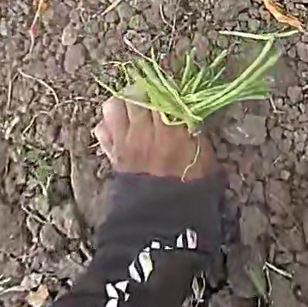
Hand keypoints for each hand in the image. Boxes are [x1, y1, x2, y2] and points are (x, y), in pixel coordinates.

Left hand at [94, 98, 213, 181]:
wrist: (161, 218)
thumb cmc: (190, 188)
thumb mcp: (205, 157)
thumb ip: (196, 132)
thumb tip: (191, 115)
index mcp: (172, 126)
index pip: (163, 92)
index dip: (165, 88)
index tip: (170, 89)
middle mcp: (144, 128)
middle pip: (136, 94)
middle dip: (143, 91)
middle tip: (151, 95)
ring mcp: (124, 140)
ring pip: (114, 105)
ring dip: (123, 103)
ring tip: (132, 107)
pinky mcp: (112, 153)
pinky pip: (102, 128)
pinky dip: (108, 124)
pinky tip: (119, 129)